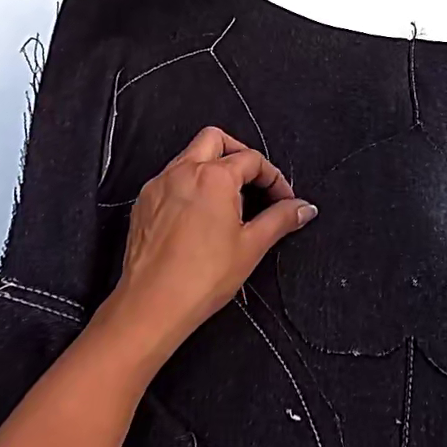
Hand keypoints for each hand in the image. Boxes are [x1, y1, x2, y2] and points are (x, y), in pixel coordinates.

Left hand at [99, 128, 315, 358]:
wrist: (151, 307)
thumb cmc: (199, 278)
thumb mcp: (252, 246)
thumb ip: (281, 219)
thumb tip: (303, 208)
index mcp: (214, 177)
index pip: (253, 159)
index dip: (274, 178)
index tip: (283, 199)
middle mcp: (183, 172)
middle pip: (216, 138)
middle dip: (240, 153)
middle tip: (254, 180)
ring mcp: (159, 186)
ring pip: (189, 155)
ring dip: (213, 166)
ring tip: (229, 199)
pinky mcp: (143, 203)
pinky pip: (170, 178)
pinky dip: (189, 184)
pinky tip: (200, 214)